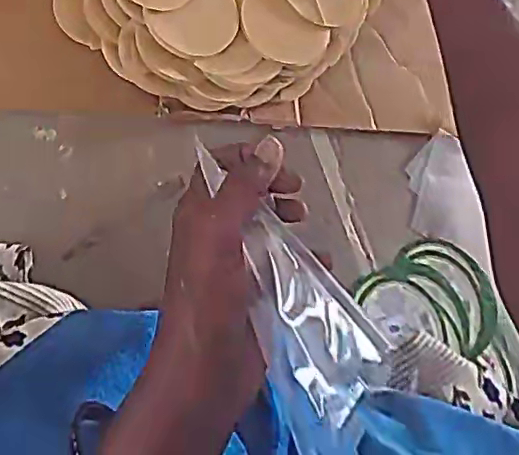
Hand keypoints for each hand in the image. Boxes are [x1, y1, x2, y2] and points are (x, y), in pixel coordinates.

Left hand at [105, 137, 306, 453]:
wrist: (205, 374)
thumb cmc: (207, 296)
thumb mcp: (221, 231)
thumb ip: (244, 187)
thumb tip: (270, 144)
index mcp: (198, 211)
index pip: (218, 165)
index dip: (245, 156)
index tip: (276, 159)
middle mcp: (214, 230)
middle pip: (244, 191)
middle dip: (271, 183)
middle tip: (296, 190)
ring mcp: (235, 261)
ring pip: (263, 224)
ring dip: (285, 215)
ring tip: (303, 218)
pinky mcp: (255, 289)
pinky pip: (280, 261)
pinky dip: (301, 254)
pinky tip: (320, 260)